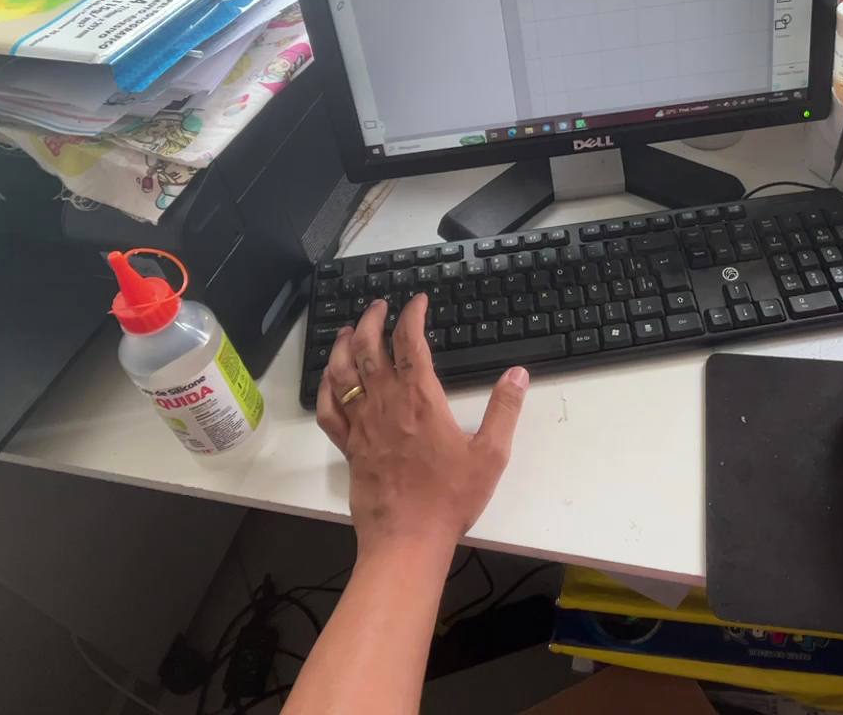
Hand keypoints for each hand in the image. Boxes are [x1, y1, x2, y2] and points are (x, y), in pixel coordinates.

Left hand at [315, 295, 527, 560]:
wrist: (407, 541)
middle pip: (368, 348)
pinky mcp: (349, 448)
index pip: (410, 342)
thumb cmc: (448, 499)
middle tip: (379, 306)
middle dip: (372, 319)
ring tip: (350, 329)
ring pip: (342, 373)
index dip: (412, 314)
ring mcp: (362, 426)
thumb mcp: (490, 454)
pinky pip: (329, 411)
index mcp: (420, 400)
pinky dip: (325, 388)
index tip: (418, 301)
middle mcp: (386, 405)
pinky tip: (330, 379)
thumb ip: (505, 410)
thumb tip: (517, 375)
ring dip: (344, 345)